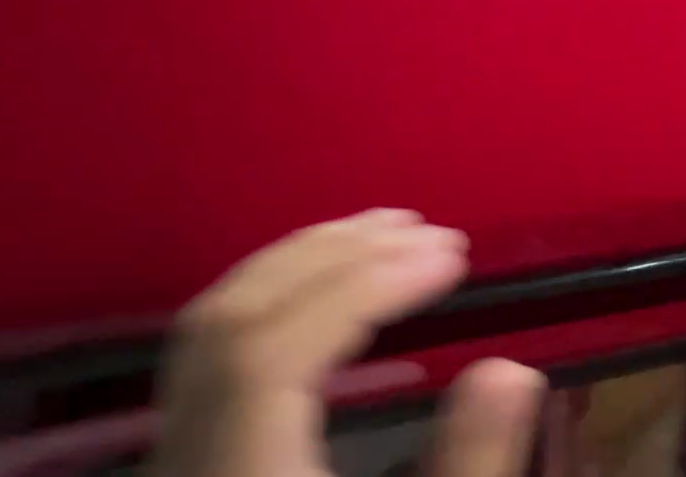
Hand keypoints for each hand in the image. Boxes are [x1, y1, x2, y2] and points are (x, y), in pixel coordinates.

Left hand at [150, 209, 543, 476]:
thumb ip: (470, 467)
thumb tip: (510, 366)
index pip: (269, 358)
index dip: (361, 287)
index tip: (453, 258)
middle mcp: (188, 466)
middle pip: (228, 325)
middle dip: (337, 257)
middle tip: (432, 235)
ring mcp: (174, 461)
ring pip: (206, 329)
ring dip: (305, 260)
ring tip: (392, 232)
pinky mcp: (187, 460)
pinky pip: (210, 348)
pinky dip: (279, 290)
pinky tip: (335, 281)